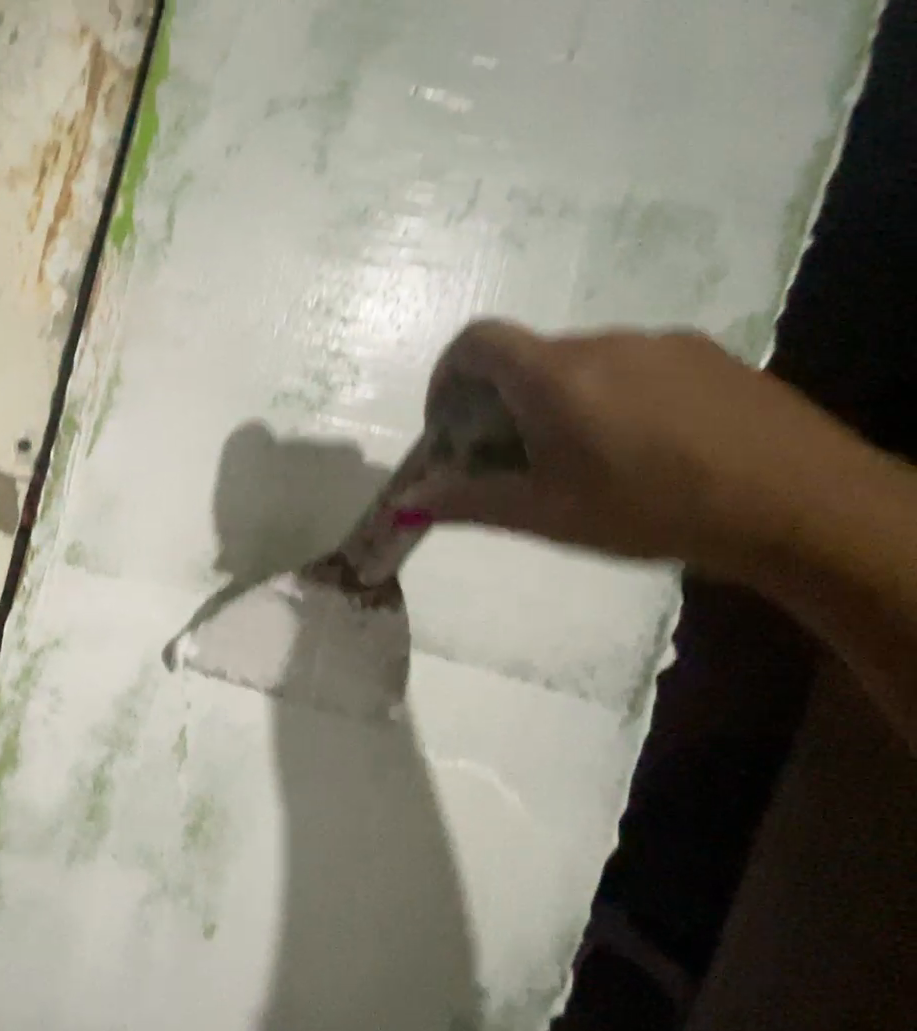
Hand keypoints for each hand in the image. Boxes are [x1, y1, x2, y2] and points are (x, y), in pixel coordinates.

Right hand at [402, 319, 872, 578]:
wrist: (803, 506)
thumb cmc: (650, 509)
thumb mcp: (545, 515)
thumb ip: (467, 502)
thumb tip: (403, 505)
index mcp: (554, 376)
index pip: (476, 341)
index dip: (447, 375)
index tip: (450, 423)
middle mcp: (603, 344)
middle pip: (527, 357)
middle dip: (502, 400)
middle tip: (513, 457)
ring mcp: (663, 344)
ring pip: (581, 362)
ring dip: (558, 399)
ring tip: (582, 458)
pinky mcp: (711, 356)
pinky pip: (635, 365)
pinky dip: (612, 396)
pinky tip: (642, 448)